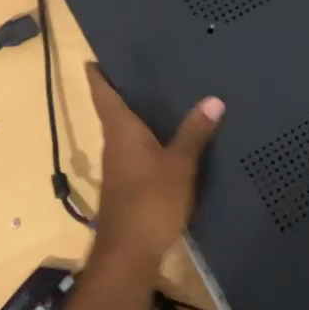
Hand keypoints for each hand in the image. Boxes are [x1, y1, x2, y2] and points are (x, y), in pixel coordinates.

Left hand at [83, 63, 224, 271]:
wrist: (129, 254)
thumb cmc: (150, 202)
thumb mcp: (179, 165)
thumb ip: (194, 133)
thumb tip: (213, 99)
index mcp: (121, 131)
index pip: (102, 93)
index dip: (98, 74)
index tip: (95, 55)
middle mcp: (114, 143)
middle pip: (114, 109)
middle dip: (125, 89)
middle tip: (146, 66)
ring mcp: (119, 166)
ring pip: (126, 130)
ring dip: (138, 114)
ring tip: (164, 94)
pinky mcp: (128, 184)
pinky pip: (137, 149)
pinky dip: (149, 137)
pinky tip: (169, 137)